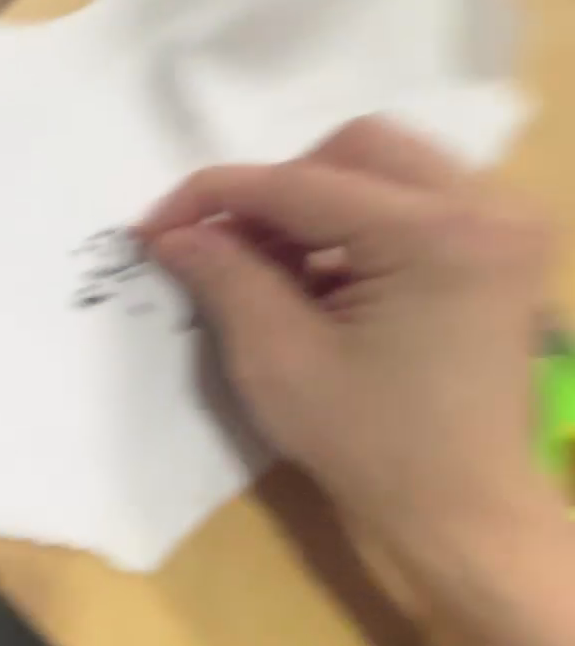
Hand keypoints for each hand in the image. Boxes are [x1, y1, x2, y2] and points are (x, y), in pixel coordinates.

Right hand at [137, 117, 559, 560]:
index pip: (299, 183)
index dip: (210, 196)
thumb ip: (224, 278)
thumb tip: (170, 234)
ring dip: (303, 205)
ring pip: (381, 168)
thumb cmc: (362, 435)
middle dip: (268, 188)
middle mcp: (486, 210)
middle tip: (215, 244)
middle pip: (355, 147)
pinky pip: (404, 202)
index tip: (148, 229)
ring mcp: (498, 228)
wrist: (454, 498)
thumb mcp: (273, 355)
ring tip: (257, 266)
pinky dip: (339, 226)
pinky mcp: (490, 251)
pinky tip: (306, 278)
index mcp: (435, 236)